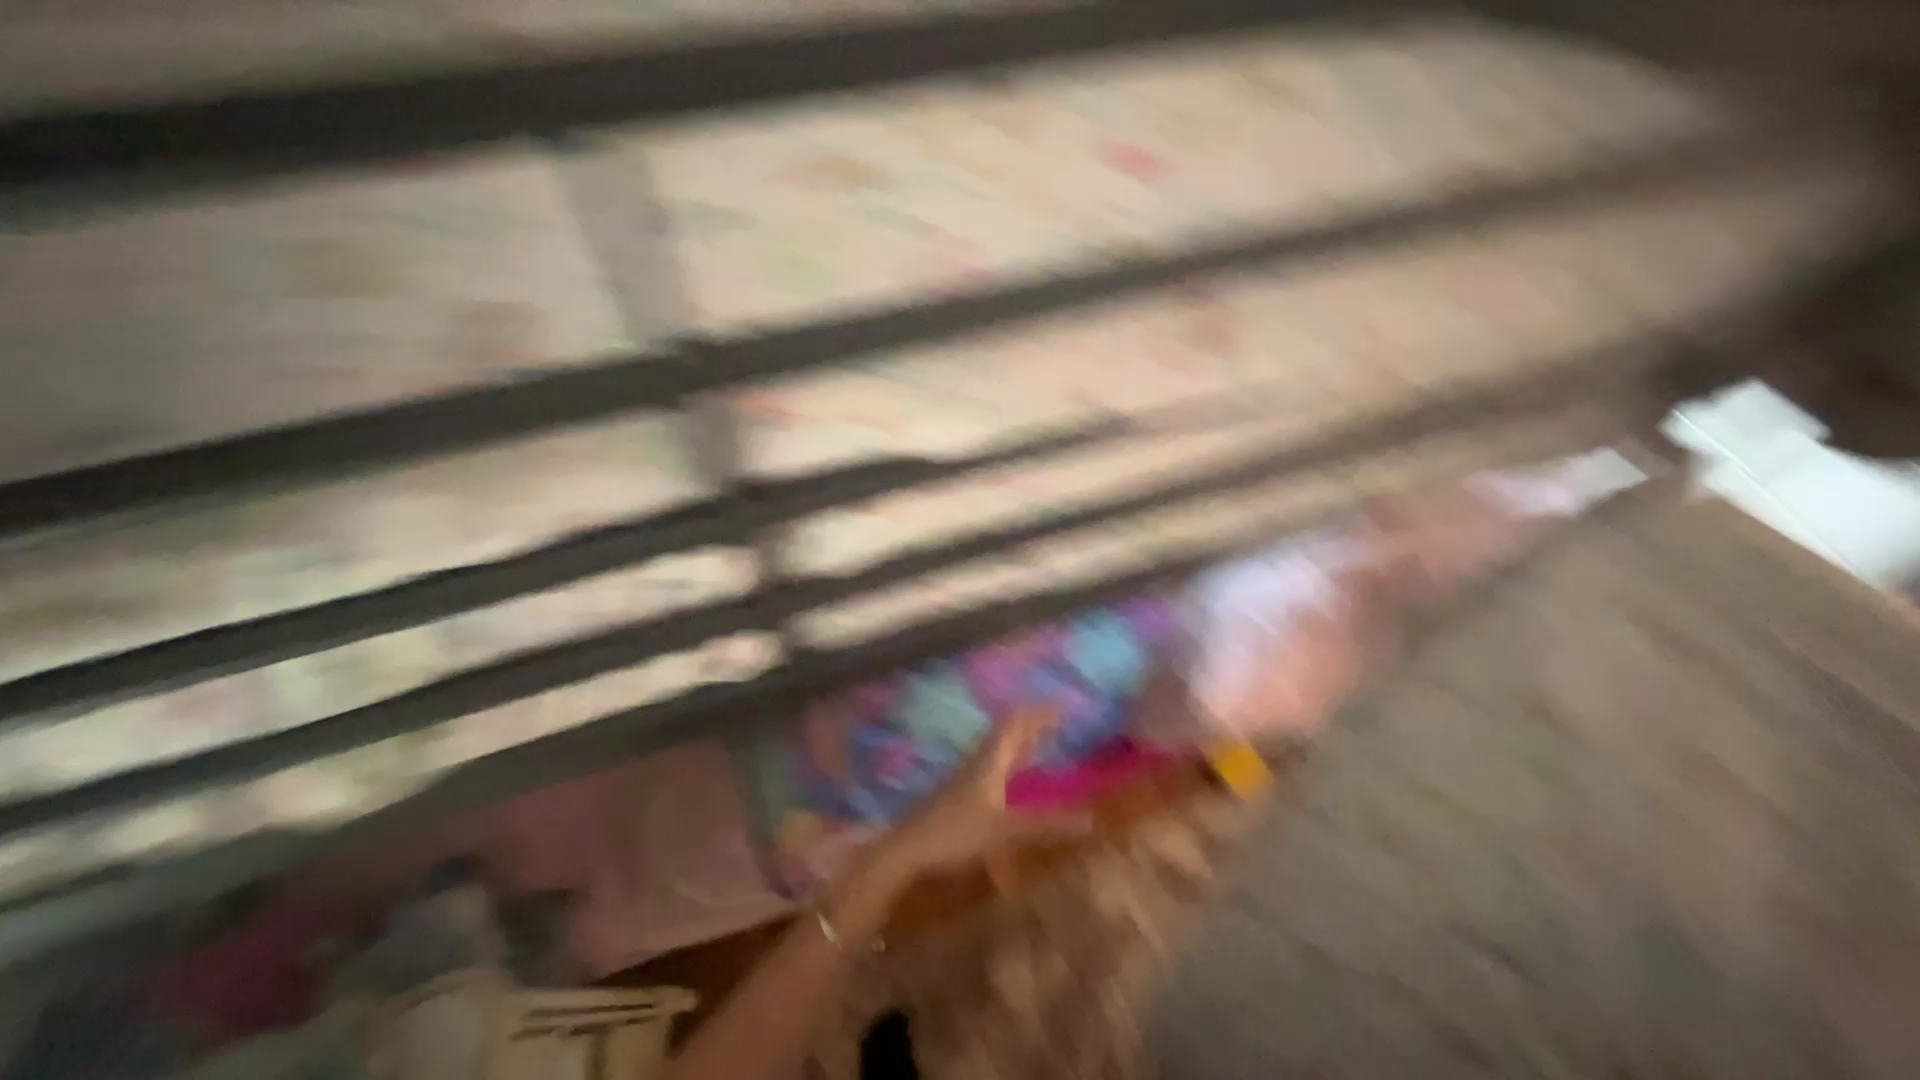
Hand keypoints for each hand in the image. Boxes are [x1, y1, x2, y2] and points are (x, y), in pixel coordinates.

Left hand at [872, 709, 1093, 879]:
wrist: (908, 848)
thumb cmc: (956, 833)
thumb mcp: (1005, 830)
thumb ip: (1046, 824)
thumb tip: (1090, 818)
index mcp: (990, 760)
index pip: (1016, 722)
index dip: (1040, 712)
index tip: (1065, 707)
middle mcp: (979, 761)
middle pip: (1007, 731)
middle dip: (1033, 723)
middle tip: (1060, 722)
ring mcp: (967, 776)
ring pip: (998, 748)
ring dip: (1021, 741)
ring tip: (1043, 743)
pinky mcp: (960, 792)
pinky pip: (993, 765)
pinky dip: (1011, 762)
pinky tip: (1016, 778)